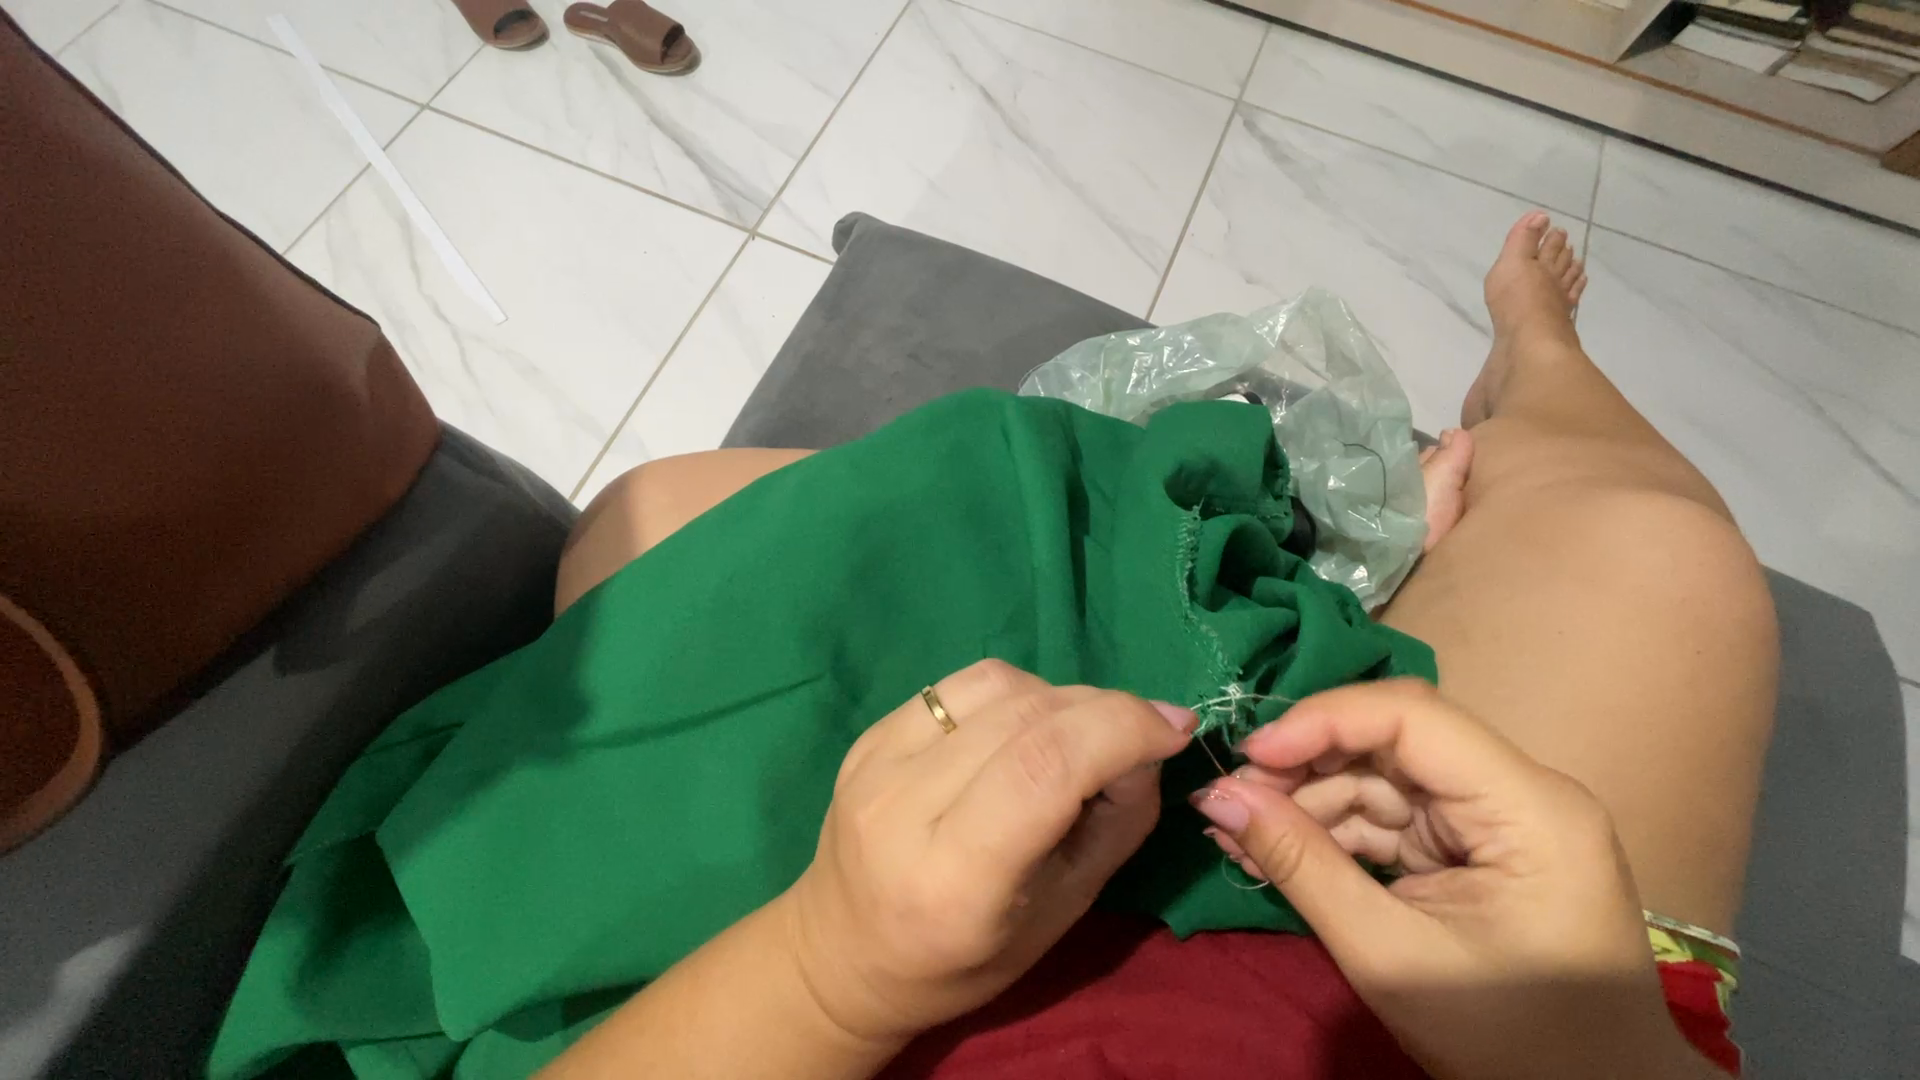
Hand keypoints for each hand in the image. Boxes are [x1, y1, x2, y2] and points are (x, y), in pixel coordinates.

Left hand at [779, 660, 1193, 1046]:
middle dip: (1103, 710)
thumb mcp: (1064, 908)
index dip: (1121, 728)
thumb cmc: (966, 957)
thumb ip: (1118, 820)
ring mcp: (876, 761)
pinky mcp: (868, 735)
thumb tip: (1146, 740)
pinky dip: (1013, 693)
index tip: (1175, 726)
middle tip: (1136, 735)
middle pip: (1025, 716)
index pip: (1045, 766)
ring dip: (1058, 697)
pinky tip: (1019, 728)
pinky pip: (960, 684)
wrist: (846, 951)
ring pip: (996, 684)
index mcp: (956, 878)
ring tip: (1072, 736)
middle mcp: (904, 807)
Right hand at [1190, 679, 1715, 1079]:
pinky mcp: (1464, 842)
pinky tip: (1269, 850)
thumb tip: (1213, 794)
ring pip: (1372, 776)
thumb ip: (1299, 863)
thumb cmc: (1508, 1043)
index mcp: (1527, 807)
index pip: (1411, 718)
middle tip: (1229, 800)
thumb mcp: (1388, 953)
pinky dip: (1324, 831)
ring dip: (1301, 803)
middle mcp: (1513, 790)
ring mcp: (1488, 816)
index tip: (1249, 756)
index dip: (1321, 722)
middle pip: (1386, 741)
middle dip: (1301, 766)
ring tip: (1235, 836)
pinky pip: (1380, 814)